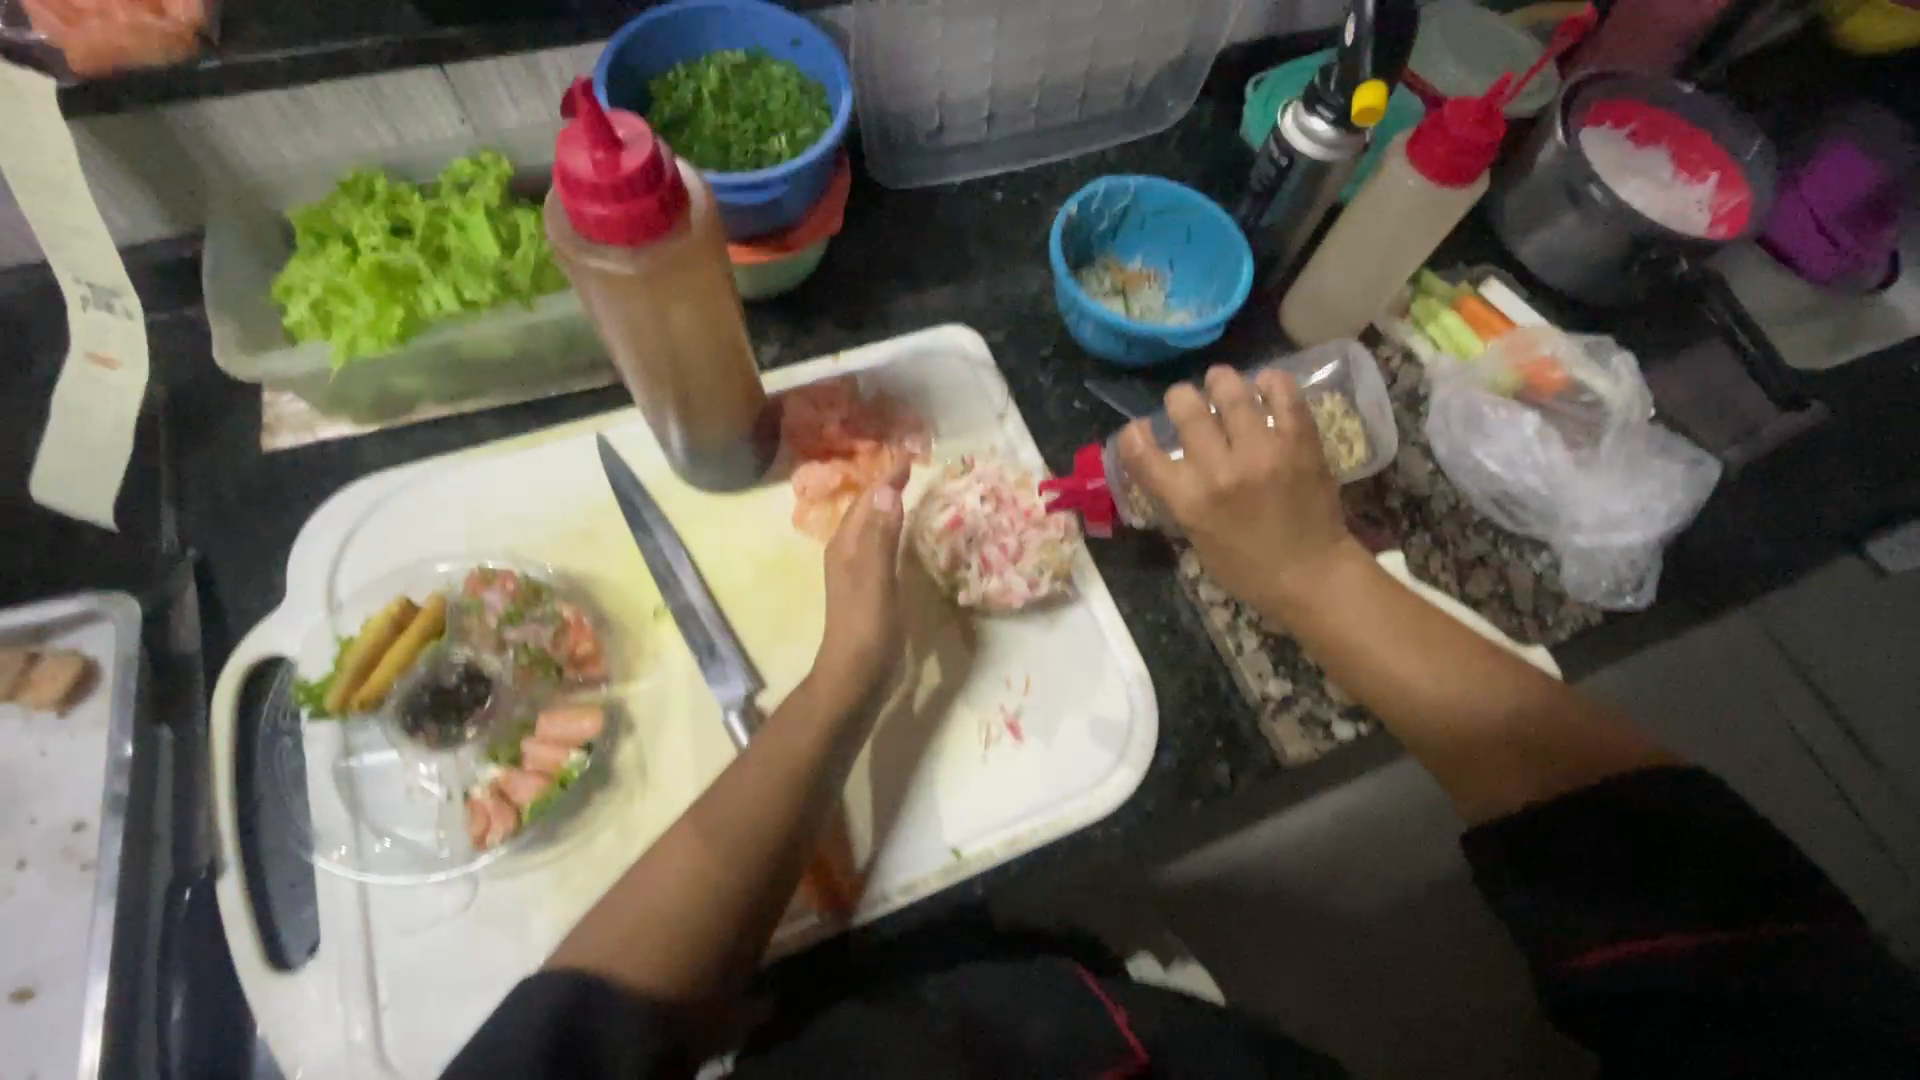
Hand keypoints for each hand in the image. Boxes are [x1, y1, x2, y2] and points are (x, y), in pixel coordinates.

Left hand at [812, 459, 910, 697]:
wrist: (854, 676)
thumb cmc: (865, 627)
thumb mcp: (876, 579)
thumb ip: (881, 536)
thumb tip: (887, 490)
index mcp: (847, 545)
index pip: (867, 500)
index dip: (887, 477)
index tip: (910, 456)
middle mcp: (847, 552)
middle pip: (866, 510)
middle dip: (885, 487)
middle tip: (912, 468)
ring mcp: (856, 571)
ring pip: (872, 527)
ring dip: (888, 507)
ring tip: (909, 491)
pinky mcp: (868, 588)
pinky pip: (880, 546)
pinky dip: (893, 531)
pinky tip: (905, 537)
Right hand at [1119, 366, 1362, 617]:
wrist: (1311, 575)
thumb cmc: (1246, 568)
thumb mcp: (1196, 537)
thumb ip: (1178, 496)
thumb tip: (1166, 458)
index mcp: (1189, 501)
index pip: (1142, 453)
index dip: (1133, 435)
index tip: (1139, 429)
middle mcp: (1220, 471)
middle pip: (1187, 410)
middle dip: (1180, 398)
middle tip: (1185, 400)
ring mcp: (1263, 452)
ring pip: (1231, 392)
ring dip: (1220, 381)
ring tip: (1220, 381)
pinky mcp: (1300, 442)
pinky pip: (1283, 395)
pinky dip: (1270, 383)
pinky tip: (1263, 385)